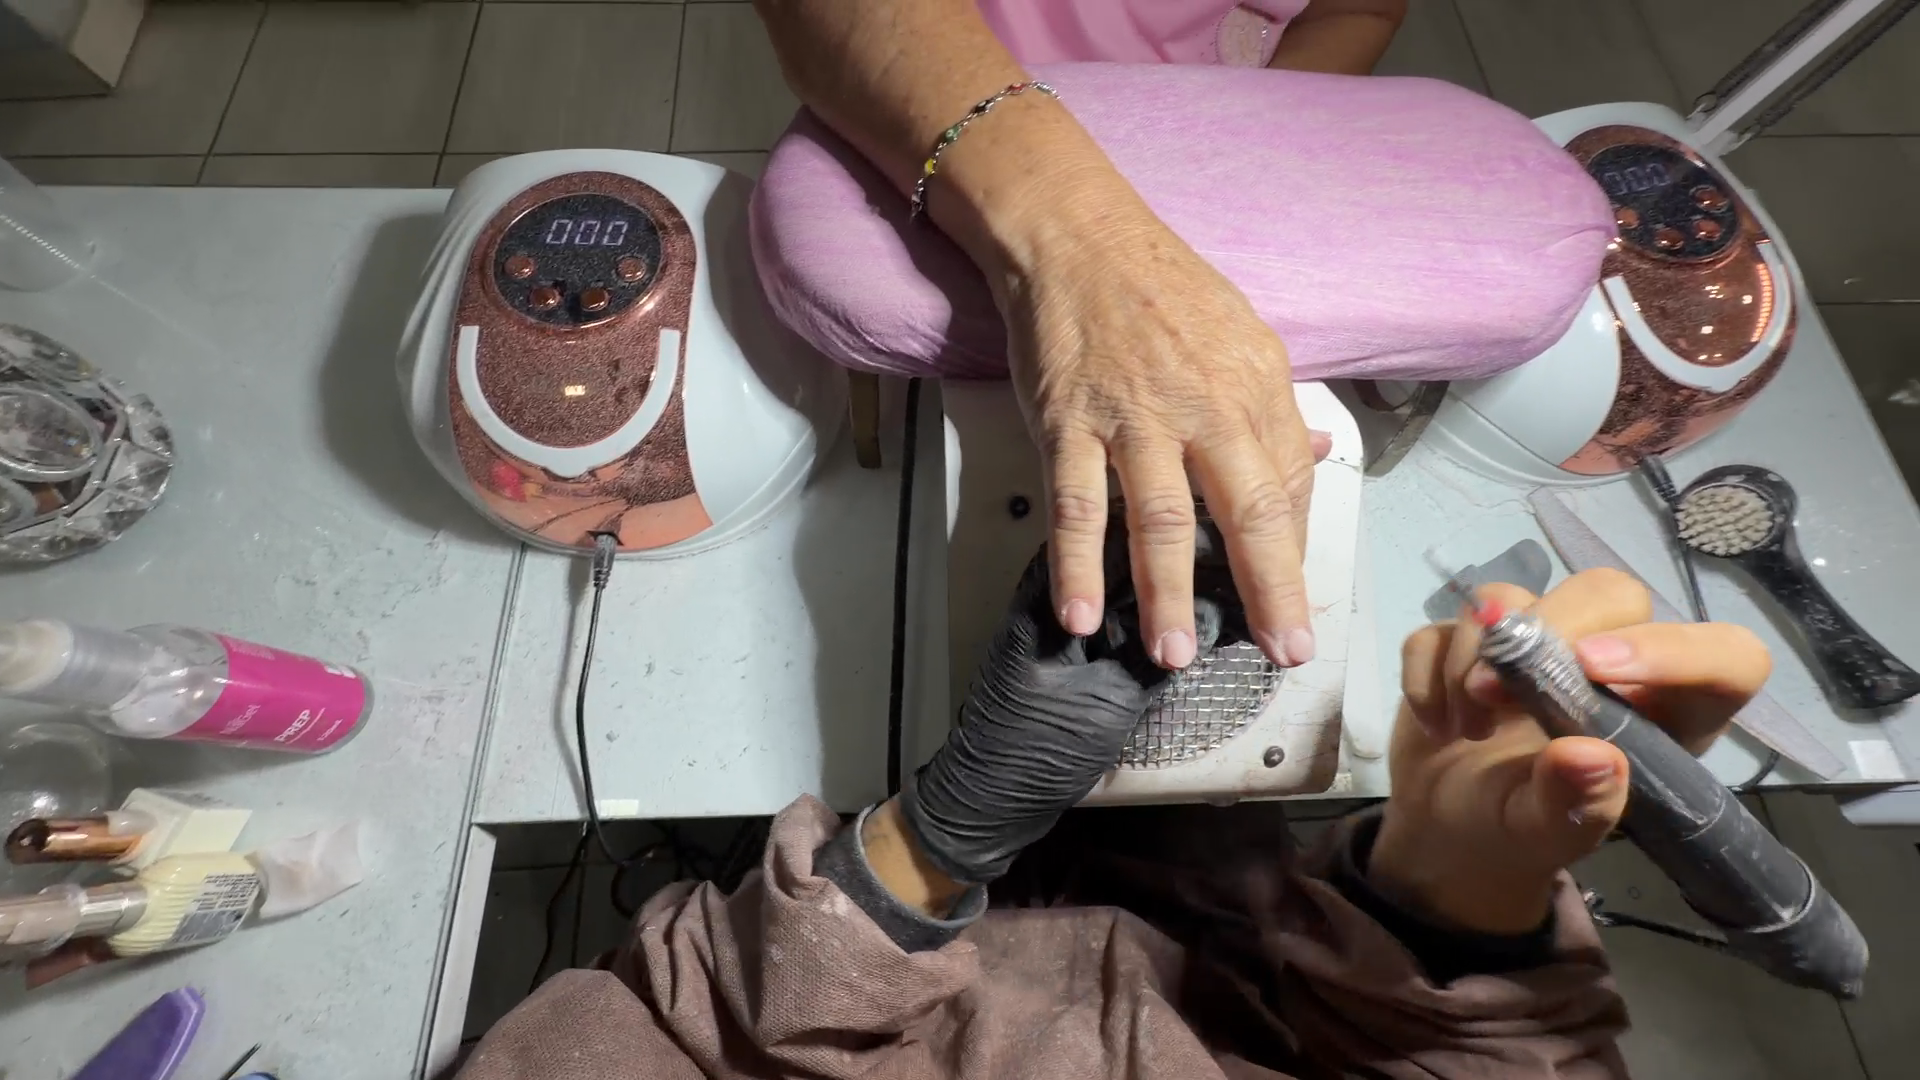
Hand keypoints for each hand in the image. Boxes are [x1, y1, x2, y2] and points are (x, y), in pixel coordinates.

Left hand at [897, 523, 1239, 885]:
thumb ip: (1155, 655)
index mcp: (1045, 599)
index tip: (1217, 540)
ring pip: (1115, 587)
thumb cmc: (1039, 748)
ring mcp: (1055, 624)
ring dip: (1159, 586)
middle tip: (1226, 559)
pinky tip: (1183, 622)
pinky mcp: (1065, 650)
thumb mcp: (1108, 702)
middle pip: (1114, 559)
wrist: (992, 799)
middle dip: (1168, 558)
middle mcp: (1046, 598)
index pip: (1111, 545)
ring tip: (1215, 583)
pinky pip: (1111, 619)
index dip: (1167, 539)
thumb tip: (1210, 615)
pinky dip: (1145, 617)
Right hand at [989, 181, 1325, 672]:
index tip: (1287, 604)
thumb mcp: (1239, 333)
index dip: (1288, 554)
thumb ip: (1272, 404)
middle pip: (1245, 511)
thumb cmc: (1156, 286)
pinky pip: (1075, 505)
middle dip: (1266, 589)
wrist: (1076, 238)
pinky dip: (1075, 563)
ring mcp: (1131, 417)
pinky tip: (1079, 612)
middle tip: (1279, 650)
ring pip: (1158, 520)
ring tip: (1173, 655)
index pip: (1284, 487)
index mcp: (1251, 385)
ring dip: (1166, 594)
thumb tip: (1311, 453)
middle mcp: (1201, 405)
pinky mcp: (1068, 424)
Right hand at [1369, 569, 1772, 934]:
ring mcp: (1523, 642)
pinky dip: (1423, 676)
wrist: (1439, 822)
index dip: (1668, 647)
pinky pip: (1438, 628)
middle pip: (1606, 593)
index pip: (1721, 654)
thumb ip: (1575, 802)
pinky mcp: (1457, 639)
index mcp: (1662, 711)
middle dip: (1543, 629)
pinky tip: (1434, 721)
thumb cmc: (1512, 830)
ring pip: (1509, 598)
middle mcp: (1602, 661)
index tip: (1589, 666)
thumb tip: (1593, 755)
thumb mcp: (1546, 834)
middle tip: (1489, 692)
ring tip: (1462, 730)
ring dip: (1467, 661)